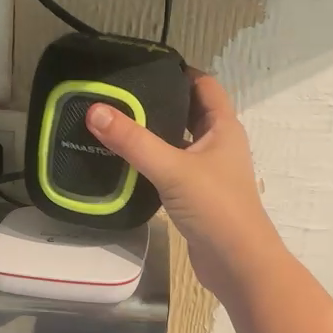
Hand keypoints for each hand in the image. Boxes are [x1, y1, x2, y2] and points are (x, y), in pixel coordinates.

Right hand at [87, 70, 284, 298]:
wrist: (237, 263)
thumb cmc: (215, 208)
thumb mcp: (172, 169)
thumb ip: (133, 141)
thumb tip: (95, 111)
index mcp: (223, 127)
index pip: (203, 85)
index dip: (178, 72)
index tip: (142, 68)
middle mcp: (218, 145)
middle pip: (188, 113)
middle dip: (158, 103)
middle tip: (119, 97)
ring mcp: (208, 173)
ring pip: (177, 144)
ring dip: (152, 136)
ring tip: (114, 126)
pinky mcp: (196, 197)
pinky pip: (170, 171)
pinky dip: (151, 165)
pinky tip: (124, 166)